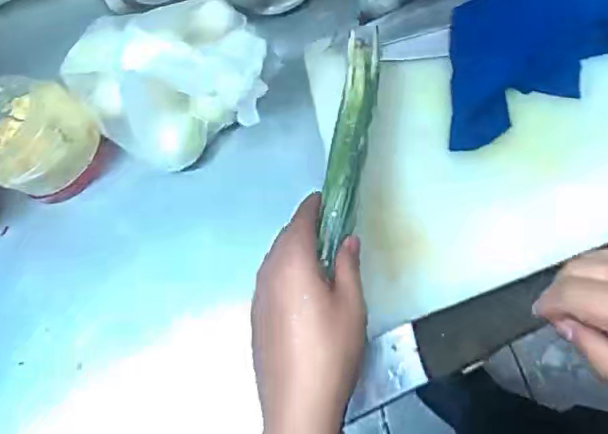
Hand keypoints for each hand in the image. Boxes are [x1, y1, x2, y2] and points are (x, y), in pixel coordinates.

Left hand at [252, 192, 366, 433]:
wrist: (297, 407)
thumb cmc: (329, 352)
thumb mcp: (352, 305)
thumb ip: (349, 265)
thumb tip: (347, 239)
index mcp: (292, 260)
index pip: (301, 219)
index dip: (314, 206)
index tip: (327, 199)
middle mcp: (269, 270)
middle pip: (286, 236)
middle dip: (305, 228)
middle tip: (330, 231)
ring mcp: (258, 293)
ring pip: (276, 258)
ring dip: (294, 251)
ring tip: (319, 261)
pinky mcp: (255, 316)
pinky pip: (270, 279)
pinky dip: (285, 272)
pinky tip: (302, 292)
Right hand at [534, 251, 607, 433]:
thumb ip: (597, 353)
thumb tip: (564, 323)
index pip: (571, 291)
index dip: (548, 303)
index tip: (537, 318)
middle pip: (579, 265)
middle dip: (559, 286)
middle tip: (555, 317)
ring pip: (595, 255)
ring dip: (576, 274)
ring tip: (574, 307)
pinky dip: (596, 269)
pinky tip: (600, 295)